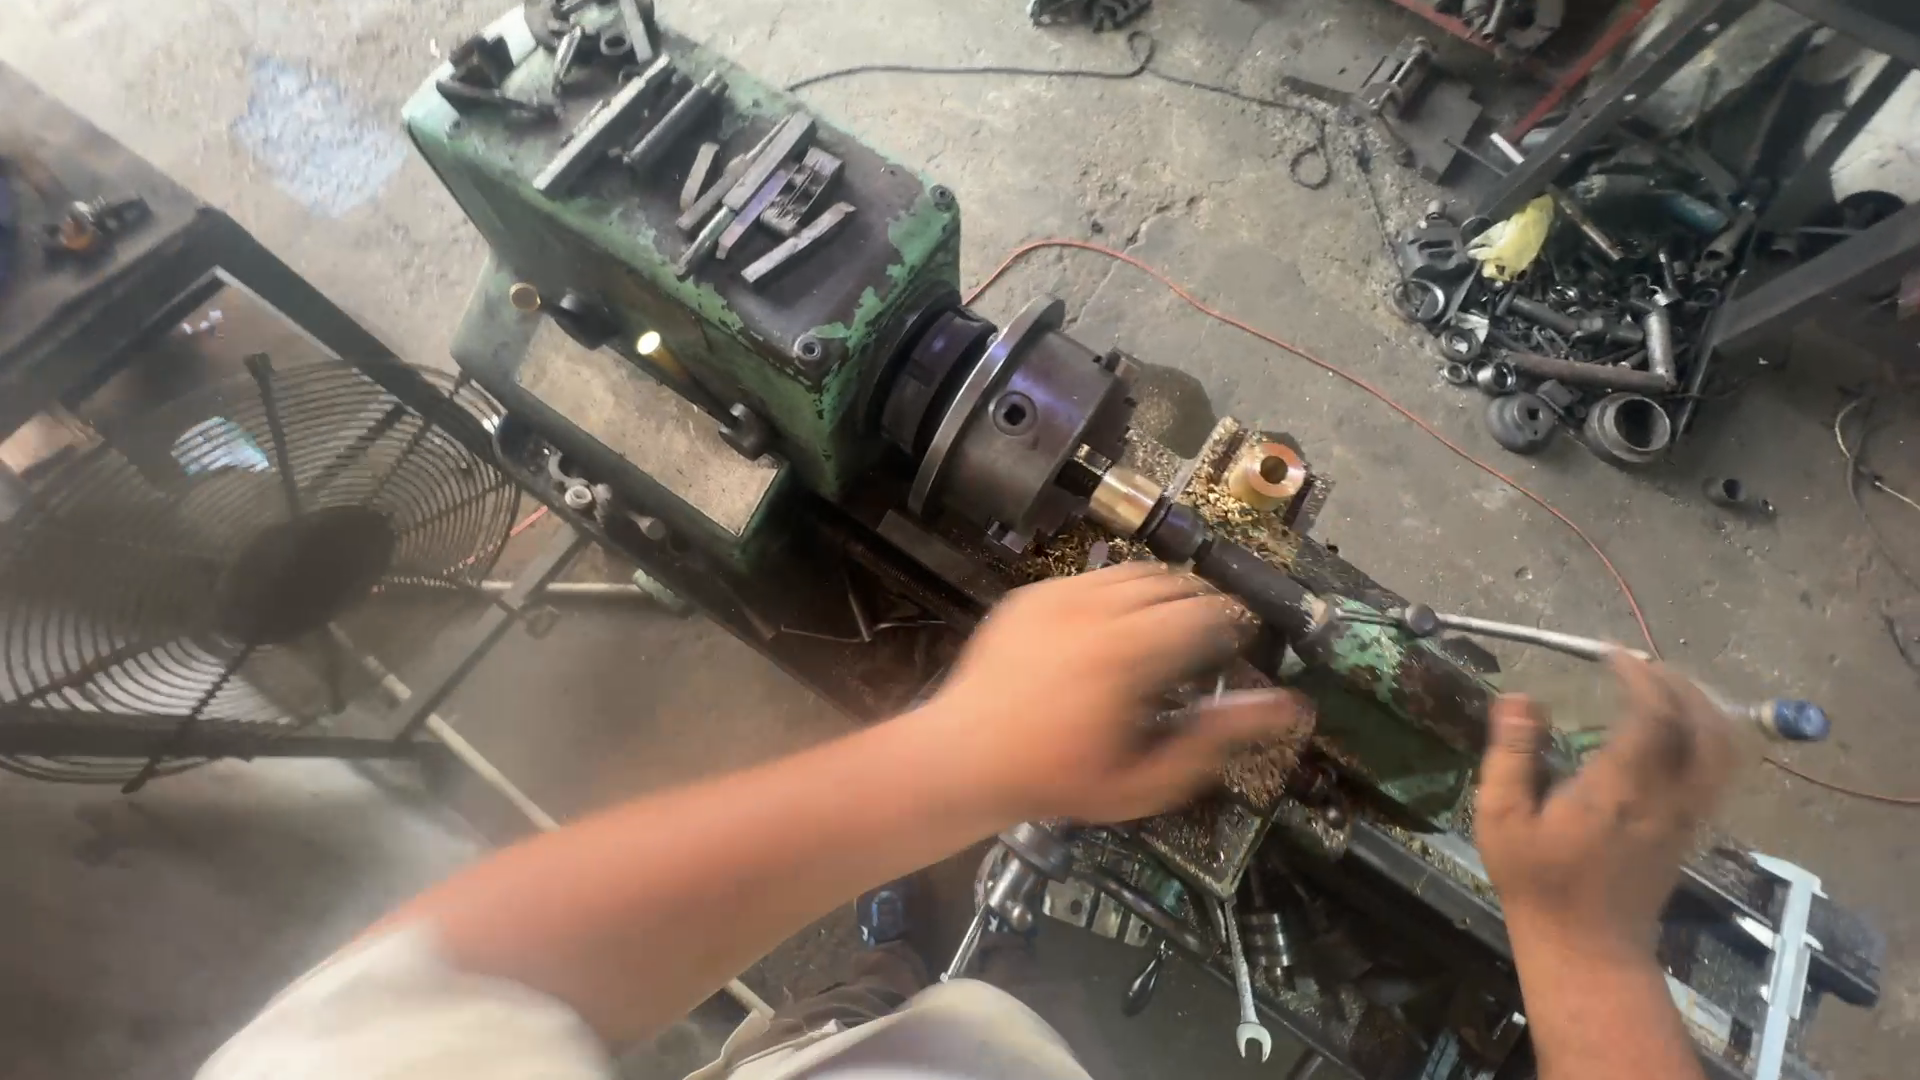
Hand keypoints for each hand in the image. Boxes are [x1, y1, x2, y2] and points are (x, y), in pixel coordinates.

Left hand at [918, 562, 1310, 823]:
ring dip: (1156, 590)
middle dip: (1197, 600)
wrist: (967, 756)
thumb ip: (1215, 738)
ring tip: (1162, 624)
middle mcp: (1091, 610)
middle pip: (1168, 580)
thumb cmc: (1056, 777)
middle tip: (1204, 631)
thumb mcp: (1144, 779)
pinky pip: (1086, 577)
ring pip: (1127, 571)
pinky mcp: (1028, 596)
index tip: (1236, 637)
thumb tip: (1281, 709)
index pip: (1202, 611)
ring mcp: (1054, 597)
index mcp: (1125, 651)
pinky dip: (1111, 592)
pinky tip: (1110, 623)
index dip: (1229, 620)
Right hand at [1475, 654, 1734, 965]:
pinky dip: (1706, 735)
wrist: (1585, 940)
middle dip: (1679, 686)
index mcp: (1618, 791)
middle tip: (1637, 664)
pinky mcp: (1692, 828)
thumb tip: (1520, 698)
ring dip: (1701, 708)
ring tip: (1659, 686)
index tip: (1609, 655)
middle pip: (1707, 729)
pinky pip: (1719, 771)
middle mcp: (1668, 799)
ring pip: (1726, 751)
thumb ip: (1511, 753)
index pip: (1655, 720)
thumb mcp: (1500, 812)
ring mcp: (1688, 816)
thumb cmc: (1534, 875)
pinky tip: (1672, 727)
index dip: (1641, 679)